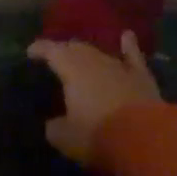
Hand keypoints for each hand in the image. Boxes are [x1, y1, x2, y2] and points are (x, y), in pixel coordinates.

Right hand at [27, 31, 161, 163]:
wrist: (145, 140)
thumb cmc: (98, 135)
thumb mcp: (65, 137)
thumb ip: (55, 127)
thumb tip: (53, 124)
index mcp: (71, 69)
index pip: (51, 51)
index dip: (39, 49)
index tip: (30, 52)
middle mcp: (94, 61)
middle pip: (76, 48)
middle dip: (64, 50)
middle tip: (56, 57)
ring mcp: (120, 67)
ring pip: (100, 53)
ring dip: (89, 53)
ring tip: (81, 55)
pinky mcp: (142, 78)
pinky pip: (133, 57)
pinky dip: (129, 46)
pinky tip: (127, 36)